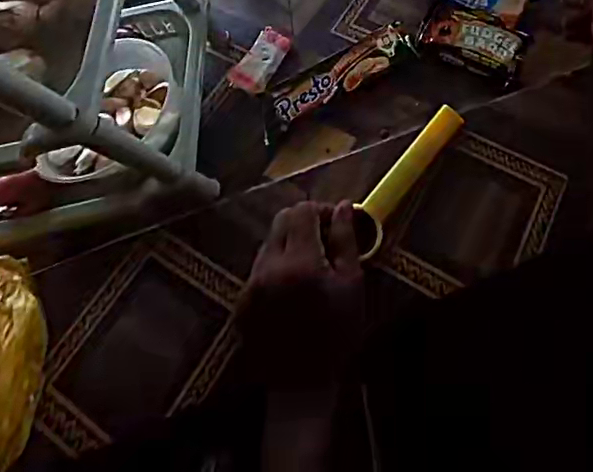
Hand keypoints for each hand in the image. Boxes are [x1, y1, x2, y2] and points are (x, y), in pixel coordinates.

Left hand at [237, 200, 365, 390]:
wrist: (302, 386)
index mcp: (298, 262)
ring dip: (290, 241)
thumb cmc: (337, 333)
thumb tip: (342, 206)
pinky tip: (294, 284)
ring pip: (269, 242)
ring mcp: (249, 287)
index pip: (302, 211)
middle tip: (325, 238)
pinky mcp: (240, 303)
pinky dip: (277, 264)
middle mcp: (267, 269)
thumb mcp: (351, 283)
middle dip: (304, 221)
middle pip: (281, 221)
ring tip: (311, 262)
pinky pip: (259, 267)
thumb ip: (346, 239)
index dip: (321, 210)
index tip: (335, 223)